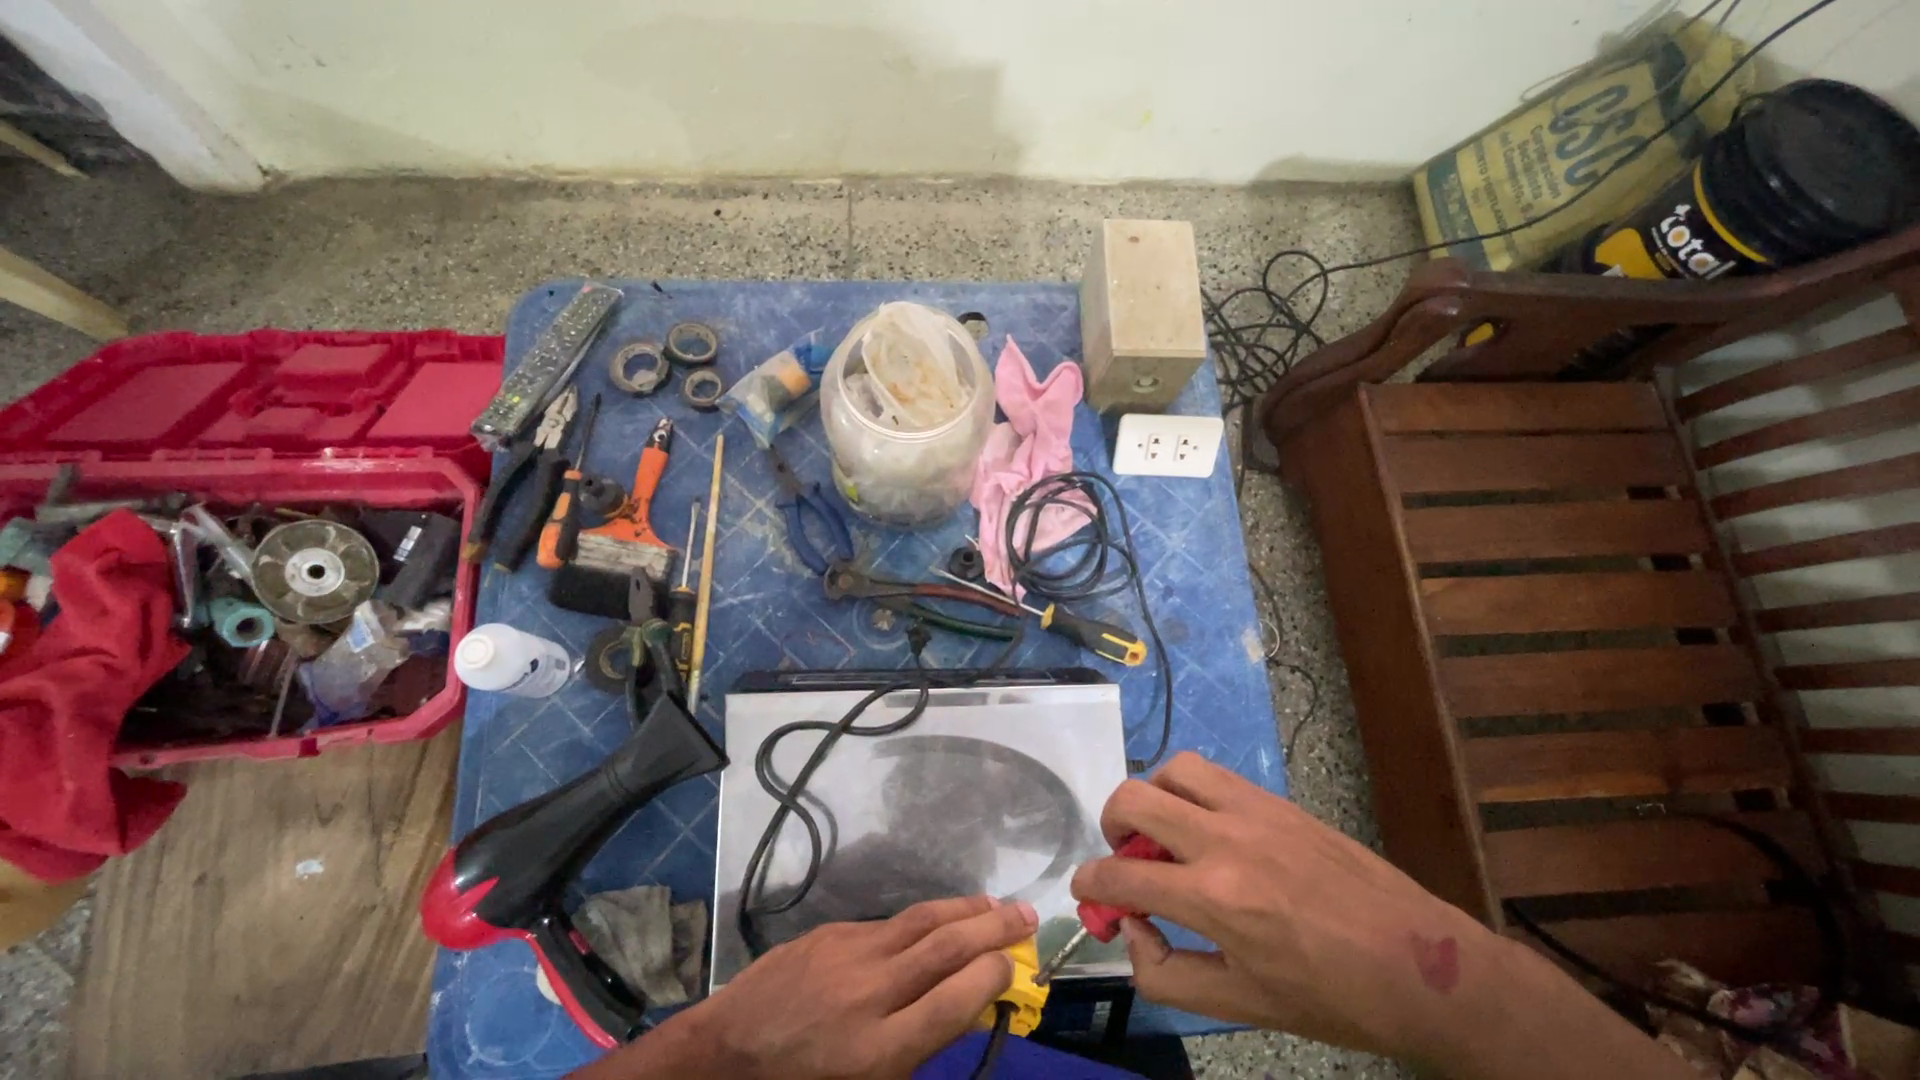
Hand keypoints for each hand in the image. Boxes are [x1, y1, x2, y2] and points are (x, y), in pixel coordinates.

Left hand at [573, 895, 1037, 1079]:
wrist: (726, 1053)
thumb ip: (920, 1044)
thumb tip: (967, 1001)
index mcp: (881, 1048)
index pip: (953, 999)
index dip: (991, 976)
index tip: (1013, 965)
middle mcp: (869, 993)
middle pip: (944, 949)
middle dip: (993, 929)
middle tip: (1027, 915)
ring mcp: (847, 955)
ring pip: (920, 920)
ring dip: (965, 909)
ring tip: (997, 905)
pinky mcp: (830, 932)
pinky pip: (888, 923)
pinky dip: (924, 918)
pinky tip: (941, 918)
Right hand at [1070, 752, 1497, 1062]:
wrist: (1419, 964)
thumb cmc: (1329, 995)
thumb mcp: (1238, 1004)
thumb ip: (1164, 972)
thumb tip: (1132, 929)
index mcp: (1212, 897)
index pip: (1119, 875)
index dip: (1088, 883)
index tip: (1088, 891)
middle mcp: (1224, 839)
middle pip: (1132, 799)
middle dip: (1110, 827)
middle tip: (1126, 858)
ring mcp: (1254, 811)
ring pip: (1173, 769)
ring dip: (1152, 797)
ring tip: (1165, 832)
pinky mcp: (1279, 802)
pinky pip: (1215, 775)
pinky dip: (1191, 792)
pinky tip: (1209, 829)